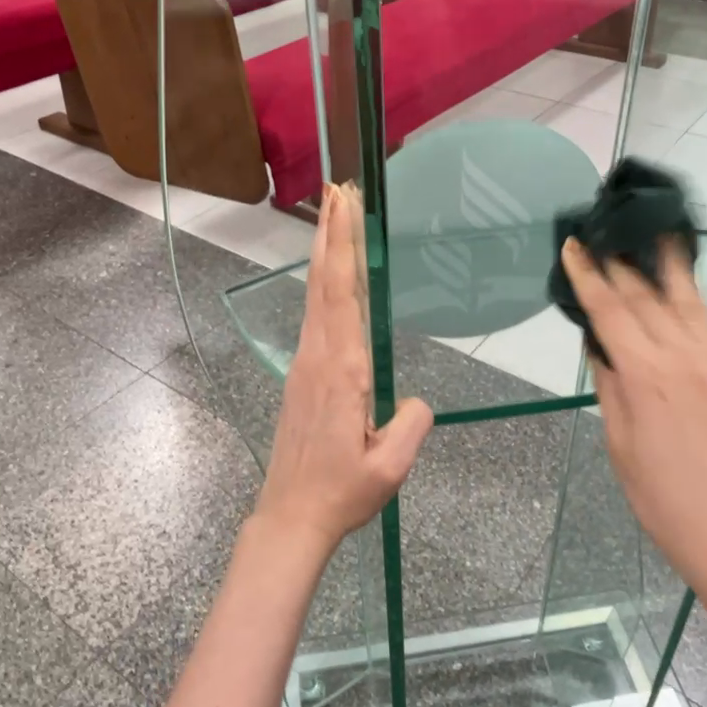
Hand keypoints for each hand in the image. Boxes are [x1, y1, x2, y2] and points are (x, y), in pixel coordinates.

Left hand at [256, 185, 433, 556]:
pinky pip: (314, 319)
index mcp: (343, 370)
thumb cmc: (343, 493)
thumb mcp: (391, 465)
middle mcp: (319, 358)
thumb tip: (416, 400)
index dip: (343, 246)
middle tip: (335, 190)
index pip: (344, 294)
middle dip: (330, 233)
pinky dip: (322, 287)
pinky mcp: (300, 377)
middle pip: (323, 283)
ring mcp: (305, 365)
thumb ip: (412, 423)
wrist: (290, 516)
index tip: (344, 205)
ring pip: (314, 297)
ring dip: (323, 254)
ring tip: (331, 218)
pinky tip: (330, 281)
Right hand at [559, 238, 706, 620]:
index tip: (572, 246)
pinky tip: (680, 284)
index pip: (610, 311)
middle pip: (646, 297)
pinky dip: (690, 297)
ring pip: (684, 301)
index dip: (588, 276)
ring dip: (661, 266)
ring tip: (647, 235)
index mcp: (647, 378)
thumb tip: (598, 343)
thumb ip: (610, 388)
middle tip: (600, 235)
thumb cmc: (664, 503)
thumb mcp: (619, 447)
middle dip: (619, 264)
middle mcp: (685, 358)